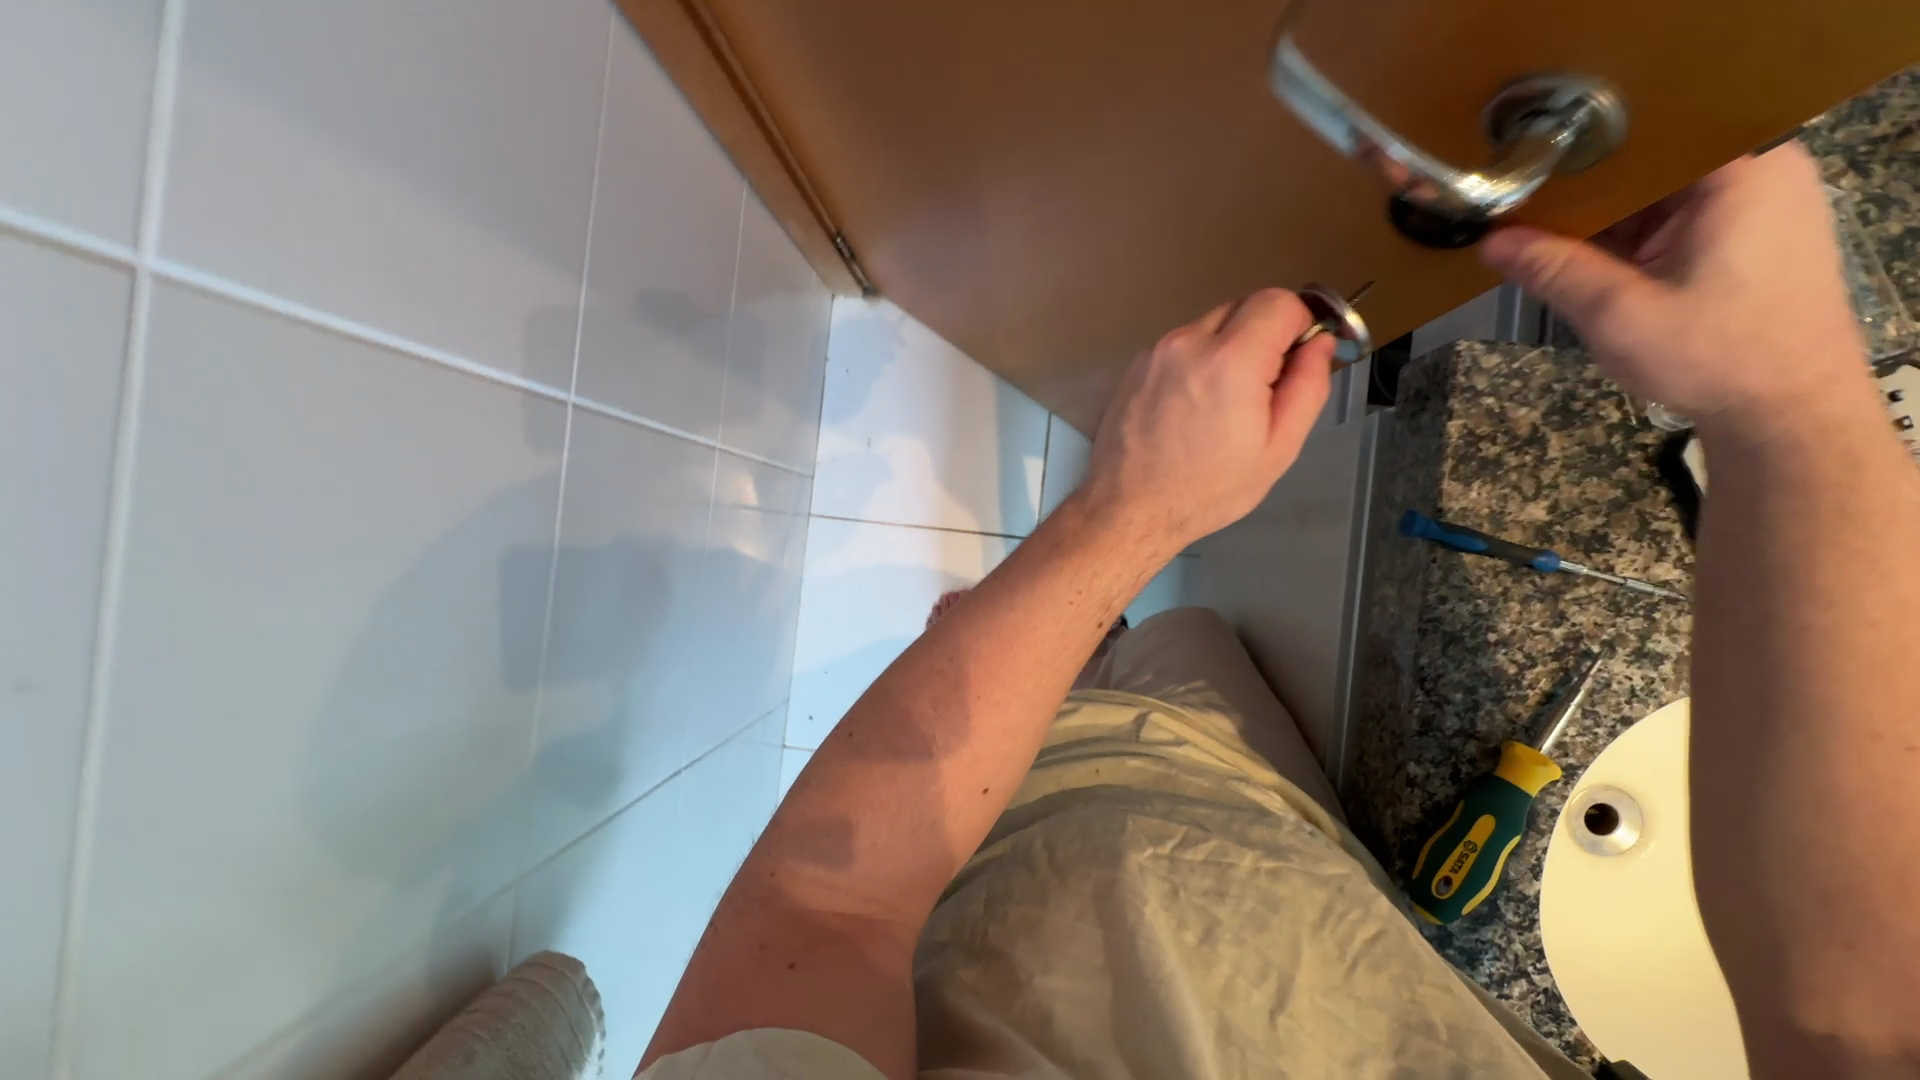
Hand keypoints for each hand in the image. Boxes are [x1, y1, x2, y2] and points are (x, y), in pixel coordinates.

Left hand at [1074, 288, 1334, 552]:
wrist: (1128, 508)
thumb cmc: (1206, 489)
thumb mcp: (1278, 448)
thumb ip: (1307, 386)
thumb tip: (1320, 343)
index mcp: (1229, 360)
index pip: (1278, 301)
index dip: (1299, 324)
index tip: (1298, 357)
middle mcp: (1187, 343)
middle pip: (1244, 306)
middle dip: (1265, 335)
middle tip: (1264, 388)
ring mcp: (1156, 352)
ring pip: (1211, 325)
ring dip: (1229, 349)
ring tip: (1224, 405)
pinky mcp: (1136, 366)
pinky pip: (1182, 346)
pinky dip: (1198, 362)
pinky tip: (1193, 408)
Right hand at [1480, 144, 1867, 436]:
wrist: (1786, 409)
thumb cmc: (1714, 354)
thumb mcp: (1617, 312)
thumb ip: (1553, 270)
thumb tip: (1490, 241)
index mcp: (1742, 171)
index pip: (1648, 136)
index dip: (1581, 150)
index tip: (1525, 168)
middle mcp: (1760, 173)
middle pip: (1649, 165)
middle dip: (1583, 192)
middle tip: (1517, 208)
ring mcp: (1757, 206)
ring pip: (1656, 195)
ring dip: (1601, 221)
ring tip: (1537, 234)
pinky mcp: (1747, 238)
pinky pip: (1672, 221)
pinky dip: (1627, 240)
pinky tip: (1582, 261)